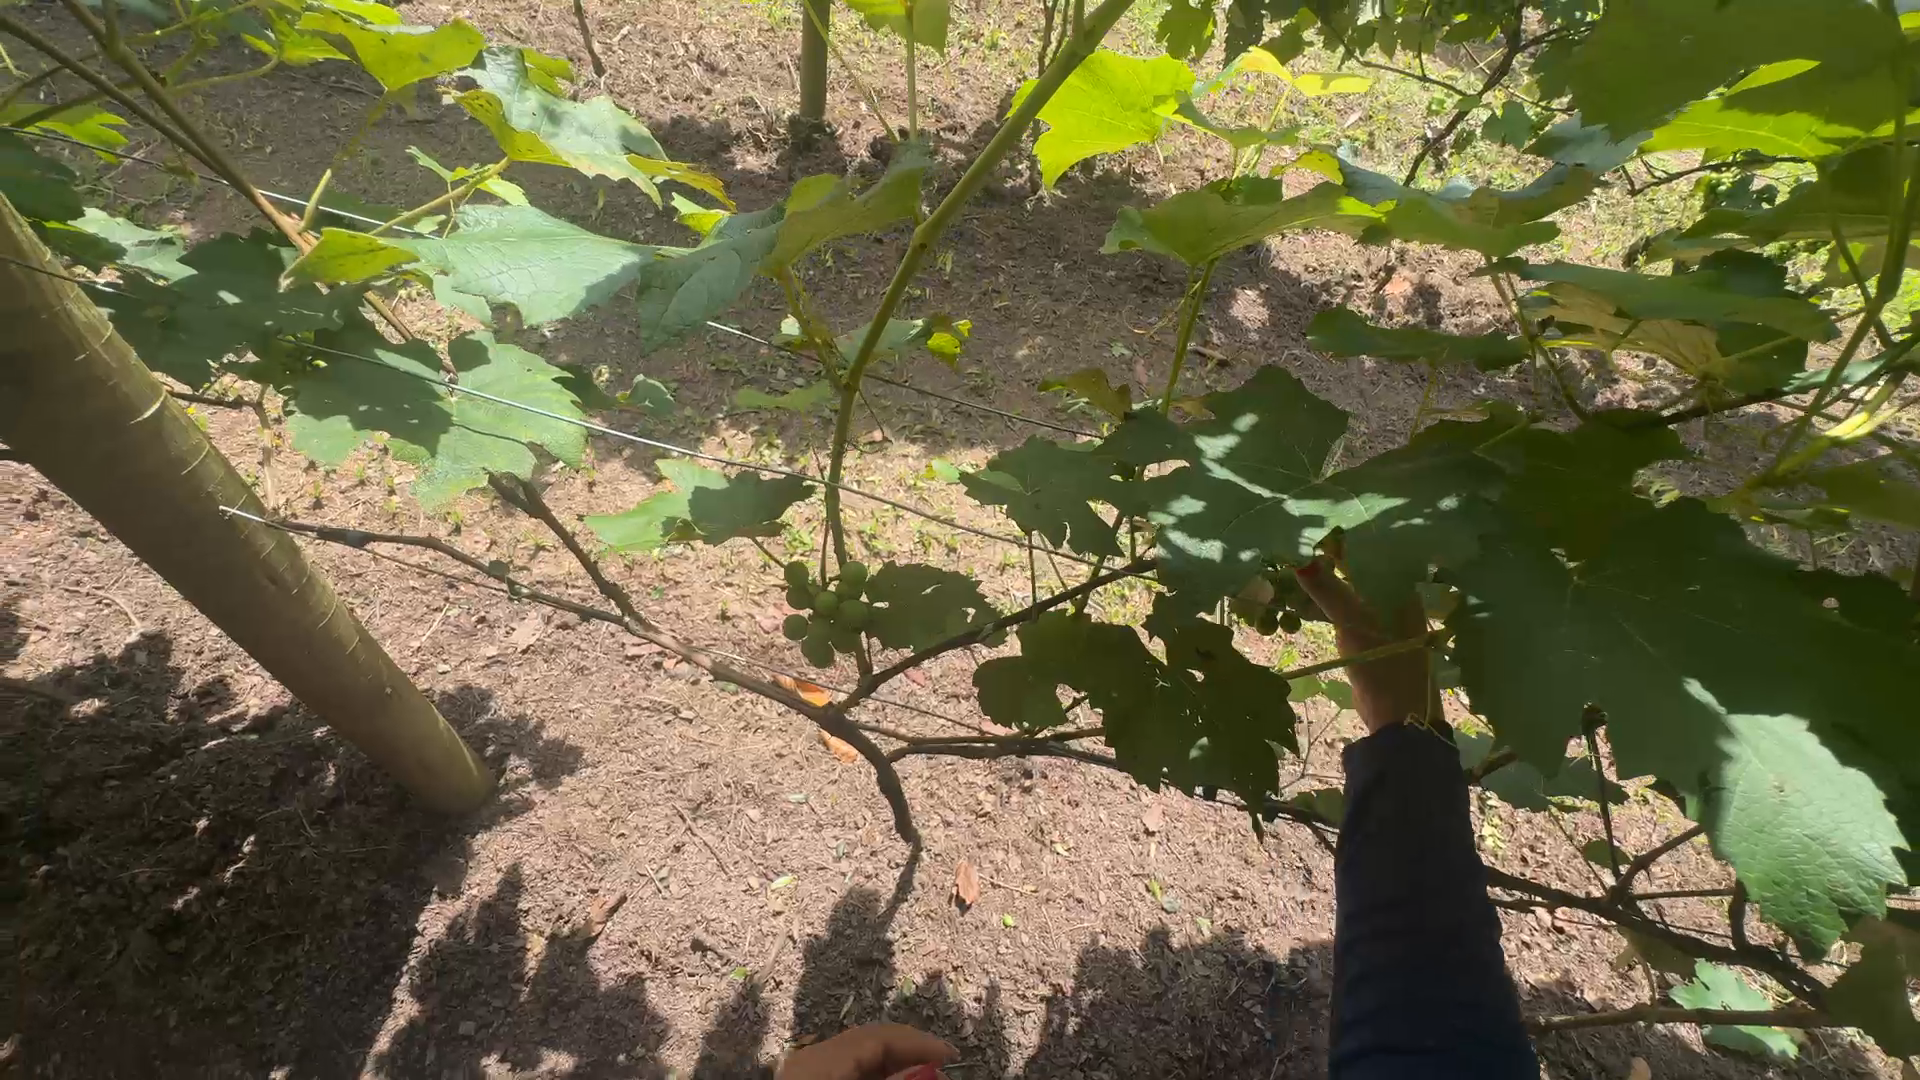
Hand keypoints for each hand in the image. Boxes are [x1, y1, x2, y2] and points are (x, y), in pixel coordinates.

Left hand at [776, 1024, 955, 1079]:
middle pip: (869, 1044)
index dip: (918, 1043)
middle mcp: (809, 1061)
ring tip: (923, 1079)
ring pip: (858, 1059)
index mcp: (820, 1064)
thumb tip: (931, 1073)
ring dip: (893, 1069)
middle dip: (908, 1055)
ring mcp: (803, 1074)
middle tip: (943, 1071)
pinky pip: (846, 1073)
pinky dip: (873, 1078)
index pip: (878, 1038)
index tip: (952, 1055)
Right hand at [1293, 557, 1442, 735]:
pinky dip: (1329, 609)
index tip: (1316, 539)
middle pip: (1361, 577)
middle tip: (1299, 555)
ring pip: (1353, 597)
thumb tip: (1302, 562)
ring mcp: (1385, 625)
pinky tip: (1309, 605)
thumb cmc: (1385, 667)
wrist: (1399, 719)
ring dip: (1329, 588)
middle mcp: (1398, 605)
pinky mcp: (1371, 643)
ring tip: (1298, 574)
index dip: (1346, 548)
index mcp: (1403, 596)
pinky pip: (1347, 616)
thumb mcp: (1354, 625)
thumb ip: (1330, 593)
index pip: (1373, 559)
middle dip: (1332, 567)